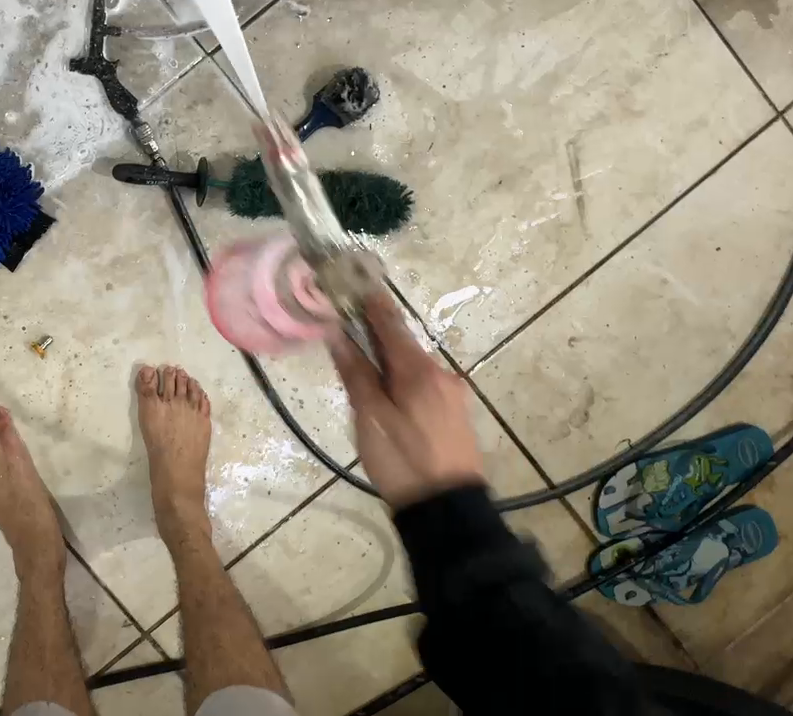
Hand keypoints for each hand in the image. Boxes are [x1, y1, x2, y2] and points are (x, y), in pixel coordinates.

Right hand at [327, 291, 485, 507]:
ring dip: (387, 363)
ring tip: (361, 372)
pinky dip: (401, 381)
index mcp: (419, 370)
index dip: (371, 302)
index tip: (355, 281)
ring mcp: (452, 394)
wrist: (449, 512)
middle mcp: (441, 373)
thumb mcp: (370, 417)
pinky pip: (422, 384)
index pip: (390, 323)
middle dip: (374, 337)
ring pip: (411, 367)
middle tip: (345, 333)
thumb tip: (337, 334)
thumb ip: (355, 372)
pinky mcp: (455, 413)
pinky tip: (386, 395)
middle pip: (401, 345)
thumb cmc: (403, 460)